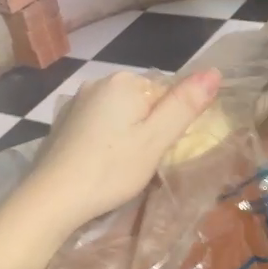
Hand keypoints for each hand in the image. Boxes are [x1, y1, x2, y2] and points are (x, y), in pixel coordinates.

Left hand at [12, 68, 221, 233]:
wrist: (52, 197)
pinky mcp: (63, 122)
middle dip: (148, 126)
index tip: (161, 150)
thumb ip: (185, 105)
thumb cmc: (111, 170)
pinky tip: (101, 162)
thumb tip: (215, 71)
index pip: (166, 92)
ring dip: (127, 133)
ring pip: (119, 113)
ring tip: (122, 164)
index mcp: (124, 81)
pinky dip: (105, 139)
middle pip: (142, 101)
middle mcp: (98, 82)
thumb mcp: (156, 140)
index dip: (170, 123)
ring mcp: (76, 102)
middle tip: (143, 161)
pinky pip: (98, 123)